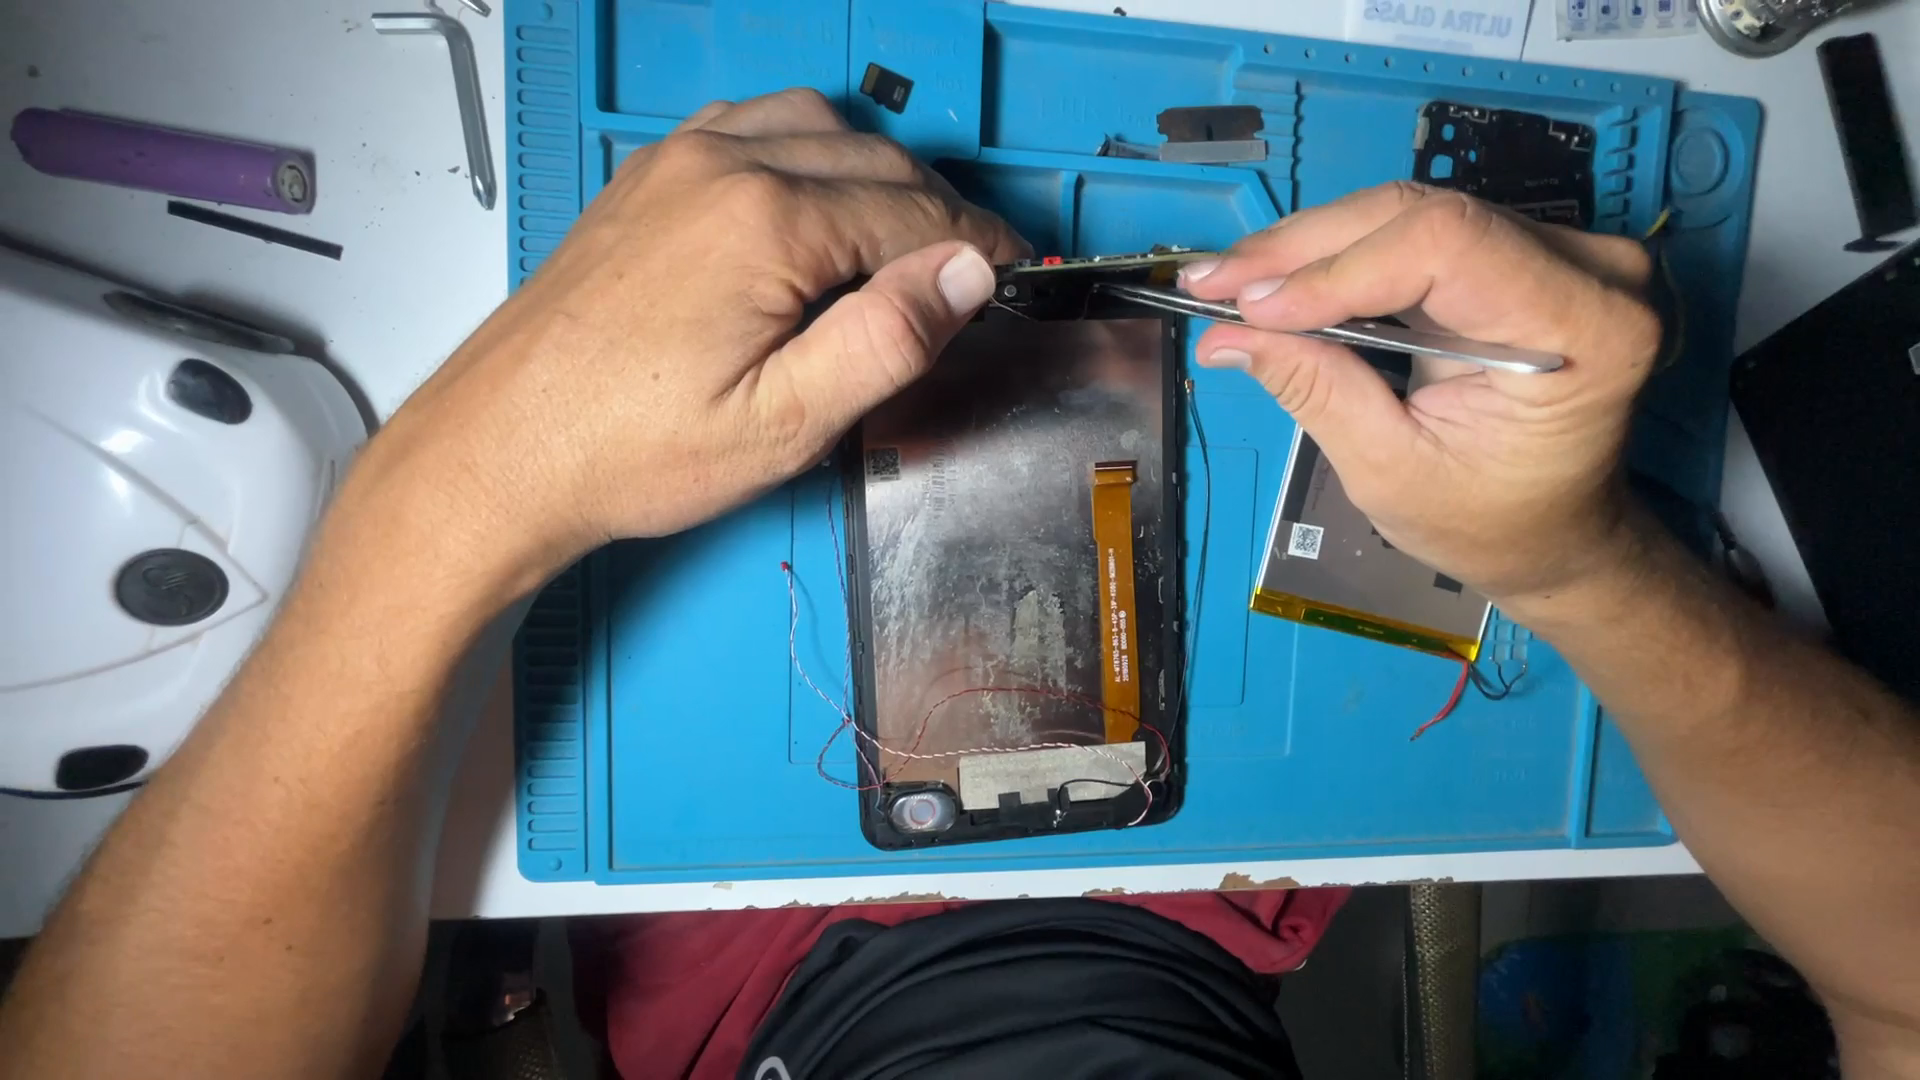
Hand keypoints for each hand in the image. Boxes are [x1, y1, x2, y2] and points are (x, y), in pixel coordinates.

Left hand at [353, 89, 1024, 589]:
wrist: (503, 451)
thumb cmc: (636, 451)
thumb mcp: (784, 423)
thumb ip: (885, 342)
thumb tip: (965, 274)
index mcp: (765, 221)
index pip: (912, 213)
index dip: (977, 245)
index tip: (1014, 271)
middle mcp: (721, 165)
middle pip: (874, 162)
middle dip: (940, 212)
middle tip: (973, 268)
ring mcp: (676, 163)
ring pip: (818, 129)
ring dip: (881, 175)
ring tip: (908, 239)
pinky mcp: (649, 181)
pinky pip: (754, 129)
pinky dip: (813, 154)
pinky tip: (819, 202)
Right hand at [1180, 182, 1660, 602]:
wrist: (1549, 529)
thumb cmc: (1482, 519)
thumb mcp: (1388, 469)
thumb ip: (1315, 390)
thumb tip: (1224, 338)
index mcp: (1583, 329)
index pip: (1445, 248)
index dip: (1333, 271)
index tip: (1247, 310)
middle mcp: (1582, 267)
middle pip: (1417, 216)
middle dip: (1298, 251)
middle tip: (1206, 283)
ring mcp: (1551, 253)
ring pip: (1402, 215)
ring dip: (1301, 249)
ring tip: (1222, 281)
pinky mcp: (1509, 258)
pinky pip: (1404, 236)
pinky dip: (1328, 259)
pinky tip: (1270, 278)